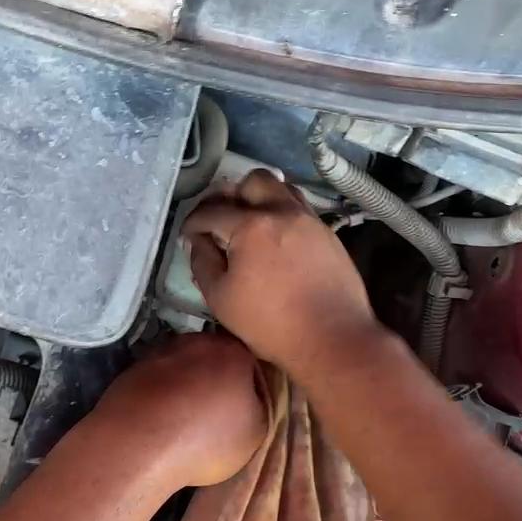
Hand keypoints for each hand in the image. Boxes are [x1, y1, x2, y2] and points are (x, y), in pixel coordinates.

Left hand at [78, 332, 267, 488]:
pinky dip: (162, 394)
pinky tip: (160, 419)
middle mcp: (196, 341)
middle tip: (217, 414)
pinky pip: (159, 379)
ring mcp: (161, 351)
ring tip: (185, 420)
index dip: (250, 386)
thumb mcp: (256, 431)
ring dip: (187, 386)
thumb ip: (259, 403)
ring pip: (184, 367)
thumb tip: (247, 394)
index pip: (251, 362)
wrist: (139, 442)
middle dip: (217, 381)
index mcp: (232, 349)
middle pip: (215, 359)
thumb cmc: (206, 437)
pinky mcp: (134, 367)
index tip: (245, 408)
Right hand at [182, 170, 387, 372]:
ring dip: (260, 199)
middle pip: (252, 181)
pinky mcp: (327, 234)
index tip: (188, 236)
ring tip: (249, 223)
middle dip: (231, 195)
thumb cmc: (270, 323)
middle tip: (220, 219)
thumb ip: (202, 262)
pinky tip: (276, 238)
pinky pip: (300, 208)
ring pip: (281, 189)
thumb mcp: (221, 298)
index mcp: (251, 226)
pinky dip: (282, 213)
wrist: (333, 339)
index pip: (211, 211)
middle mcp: (282, 211)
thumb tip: (197, 241)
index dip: (193, 222)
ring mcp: (309, 220)